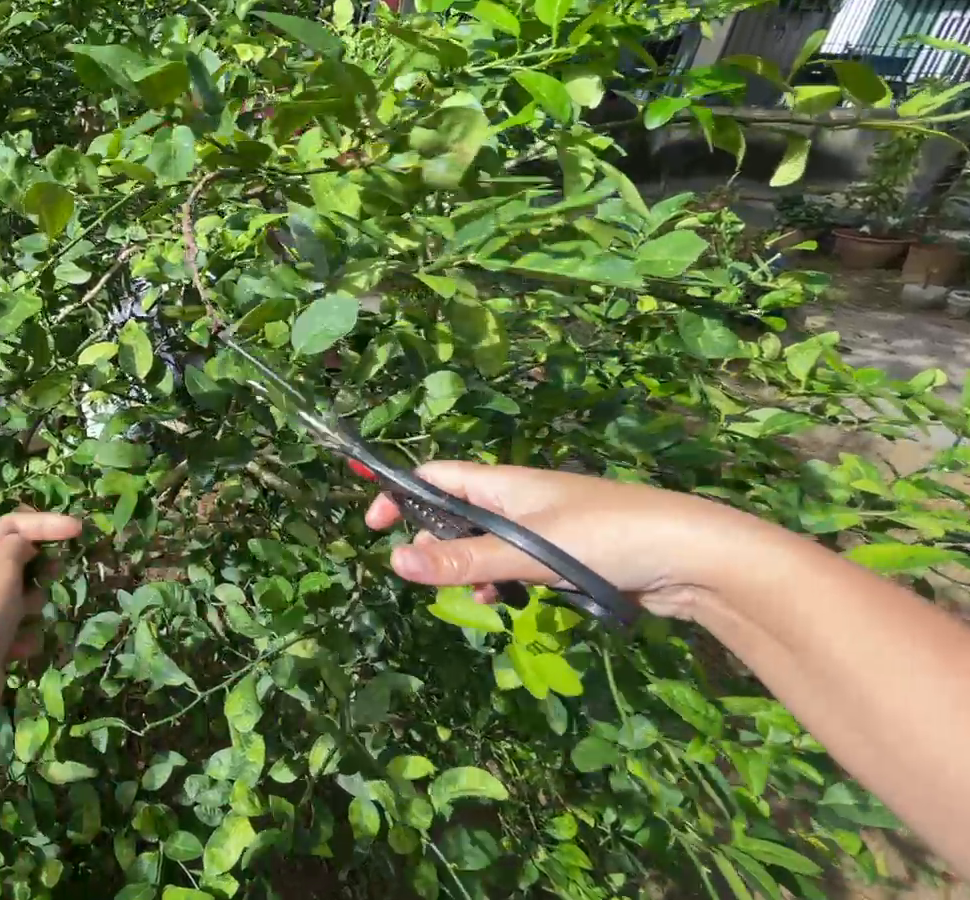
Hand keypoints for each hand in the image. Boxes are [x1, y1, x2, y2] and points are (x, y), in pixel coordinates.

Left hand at [0, 511, 80, 712]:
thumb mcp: (0, 568)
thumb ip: (17, 546)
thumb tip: (23, 544)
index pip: (11, 525)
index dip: (46, 523)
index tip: (79, 529)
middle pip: (16, 560)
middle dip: (38, 568)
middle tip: (55, 573)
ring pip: (21, 597)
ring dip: (31, 606)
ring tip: (24, 618)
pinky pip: (19, 630)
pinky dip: (23, 637)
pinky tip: (16, 650)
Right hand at [364, 461, 795, 620]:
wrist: (704, 558)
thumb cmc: (609, 538)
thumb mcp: (527, 551)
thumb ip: (462, 560)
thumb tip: (393, 563)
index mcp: (501, 484)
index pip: (432, 478)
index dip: (398, 494)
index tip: (375, 524)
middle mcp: (518, 500)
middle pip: (454, 514)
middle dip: (433, 541)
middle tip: (426, 572)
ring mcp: (544, 527)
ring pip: (484, 543)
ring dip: (468, 567)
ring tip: (471, 596)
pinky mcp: (568, 555)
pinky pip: (516, 563)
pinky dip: (502, 580)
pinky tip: (506, 601)